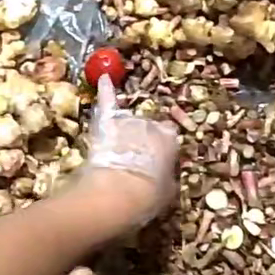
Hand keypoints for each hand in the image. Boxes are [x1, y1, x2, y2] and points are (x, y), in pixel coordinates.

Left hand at [71, 76, 179, 229]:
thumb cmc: (148, 196)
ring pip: (128, 120)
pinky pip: (107, 100)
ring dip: (124, 130)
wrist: (118, 191)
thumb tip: (165, 176)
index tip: (156, 157)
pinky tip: (104, 78)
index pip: (169, 136)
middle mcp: (151, 124)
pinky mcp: (106, 121)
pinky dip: (106, 90)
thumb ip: (167, 176)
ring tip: (118, 146)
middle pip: (148, 126)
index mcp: (170, 140)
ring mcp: (128, 120)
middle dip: (142, 138)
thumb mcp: (168, 191)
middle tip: (134, 158)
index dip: (161, 146)